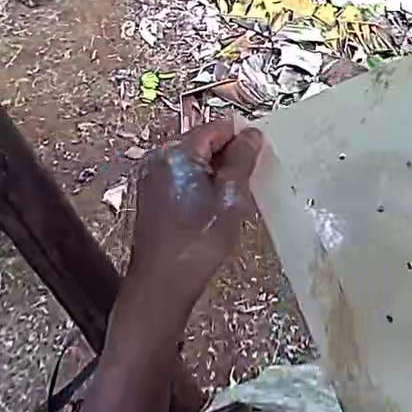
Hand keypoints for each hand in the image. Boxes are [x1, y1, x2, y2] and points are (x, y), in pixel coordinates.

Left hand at [119, 118, 265, 331]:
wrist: (161, 284)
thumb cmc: (198, 242)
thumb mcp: (230, 199)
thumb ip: (241, 161)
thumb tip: (253, 134)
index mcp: (178, 153)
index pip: (216, 127)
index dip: (241, 136)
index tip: (261, 153)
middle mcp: (160, 157)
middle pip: (203, 141)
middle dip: (228, 154)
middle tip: (250, 179)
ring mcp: (152, 175)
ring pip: (193, 159)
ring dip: (215, 170)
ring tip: (233, 196)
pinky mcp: (150, 193)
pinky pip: (181, 175)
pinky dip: (200, 182)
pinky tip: (212, 205)